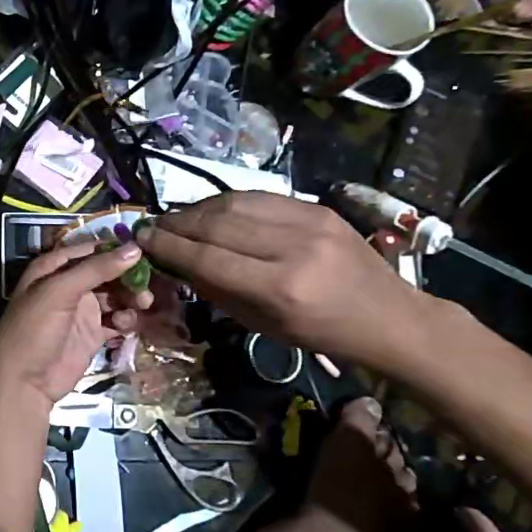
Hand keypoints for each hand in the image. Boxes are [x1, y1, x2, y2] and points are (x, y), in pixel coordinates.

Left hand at [0, 240, 151, 403]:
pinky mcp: (92, 334)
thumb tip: (135, 249)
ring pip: (115, 296)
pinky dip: (125, 319)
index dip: (116, 249)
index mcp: (55, 268)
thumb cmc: (35, 329)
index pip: (91, 249)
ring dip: (130, 298)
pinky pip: (116, 320)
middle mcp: (70, 285)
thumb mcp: (60, 291)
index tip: (145, 250)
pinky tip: (128, 325)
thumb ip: (96, 269)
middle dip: (128, 277)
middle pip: (107, 273)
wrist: (25, 382)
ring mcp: (82, 310)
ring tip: (142, 304)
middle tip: (147, 284)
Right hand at [137, 192, 448, 375]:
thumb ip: (218, 291)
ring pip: (234, 203)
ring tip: (177, 218)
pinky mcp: (316, 206)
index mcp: (281, 289)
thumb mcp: (264, 326)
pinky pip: (258, 197)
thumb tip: (178, 262)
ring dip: (197, 209)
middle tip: (153, 226)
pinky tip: (211, 211)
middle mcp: (292, 248)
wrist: (389, 316)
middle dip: (177, 223)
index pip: (208, 258)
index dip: (169, 246)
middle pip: (217, 224)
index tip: (142, 238)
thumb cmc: (323, 334)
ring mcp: (308, 221)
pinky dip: (226, 203)